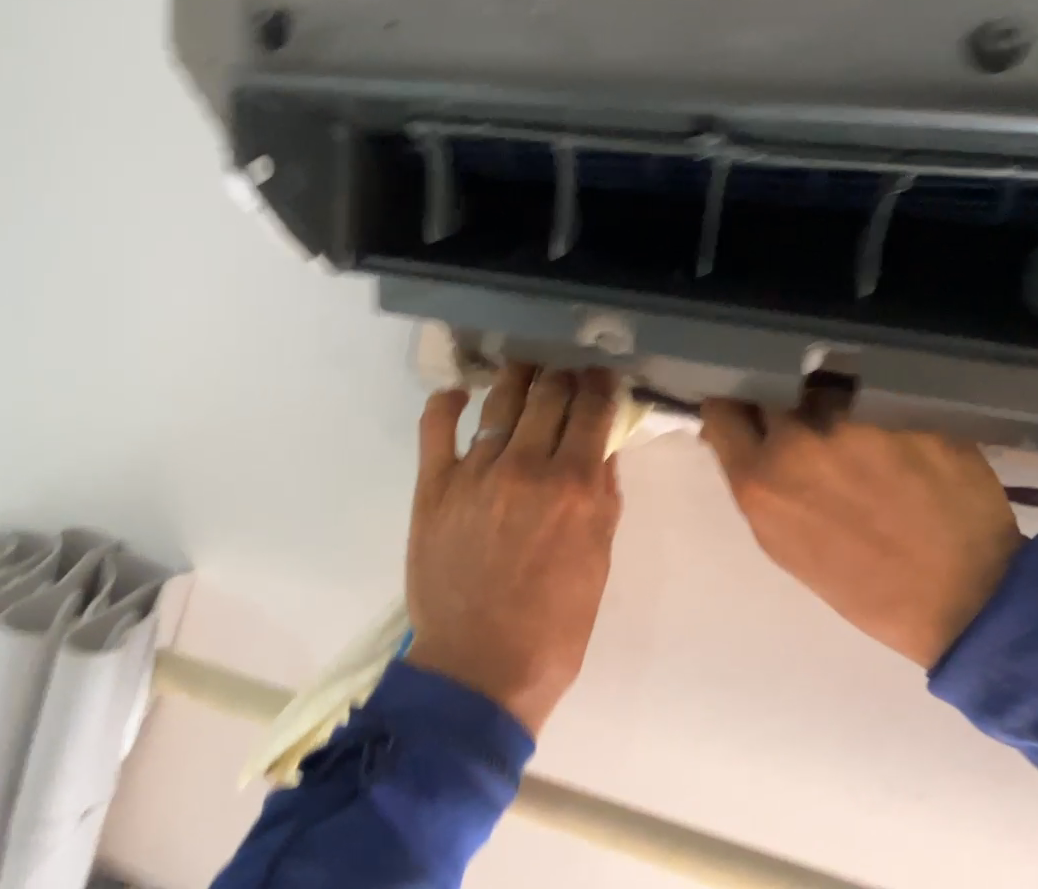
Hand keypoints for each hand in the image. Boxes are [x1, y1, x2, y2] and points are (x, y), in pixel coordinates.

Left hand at [405, 363, 623, 734]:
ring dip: (518, 378)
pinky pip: (436, 426)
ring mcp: (476, 471)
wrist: (480, 667)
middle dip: (564, 376)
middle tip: (567, 373)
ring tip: (525, 370)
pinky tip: (459, 394)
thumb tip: (601, 448)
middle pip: (549, 394)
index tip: (601, 376)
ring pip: (500, 400)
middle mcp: (527, 465)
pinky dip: (448, 402)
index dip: (600, 384)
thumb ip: (602, 498)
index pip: (592, 410)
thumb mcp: (599, 561)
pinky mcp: (434, 485)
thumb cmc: (555, 626)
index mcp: (576, 486)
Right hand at [700, 396, 1023, 668]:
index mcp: (760, 482)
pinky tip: (898, 429)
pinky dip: (879, 404)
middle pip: (771, 389)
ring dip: (830, 399)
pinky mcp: (906, 410)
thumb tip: (743, 441)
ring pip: (824, 385)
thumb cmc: (865, 585)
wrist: (966, 598)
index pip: (721, 410)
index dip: (733, 407)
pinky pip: (877, 391)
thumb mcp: (785, 544)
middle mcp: (800, 442)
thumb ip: (758, 487)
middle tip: (803, 419)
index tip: (747, 410)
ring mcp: (856, 421)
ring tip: (856, 422)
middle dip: (780, 400)